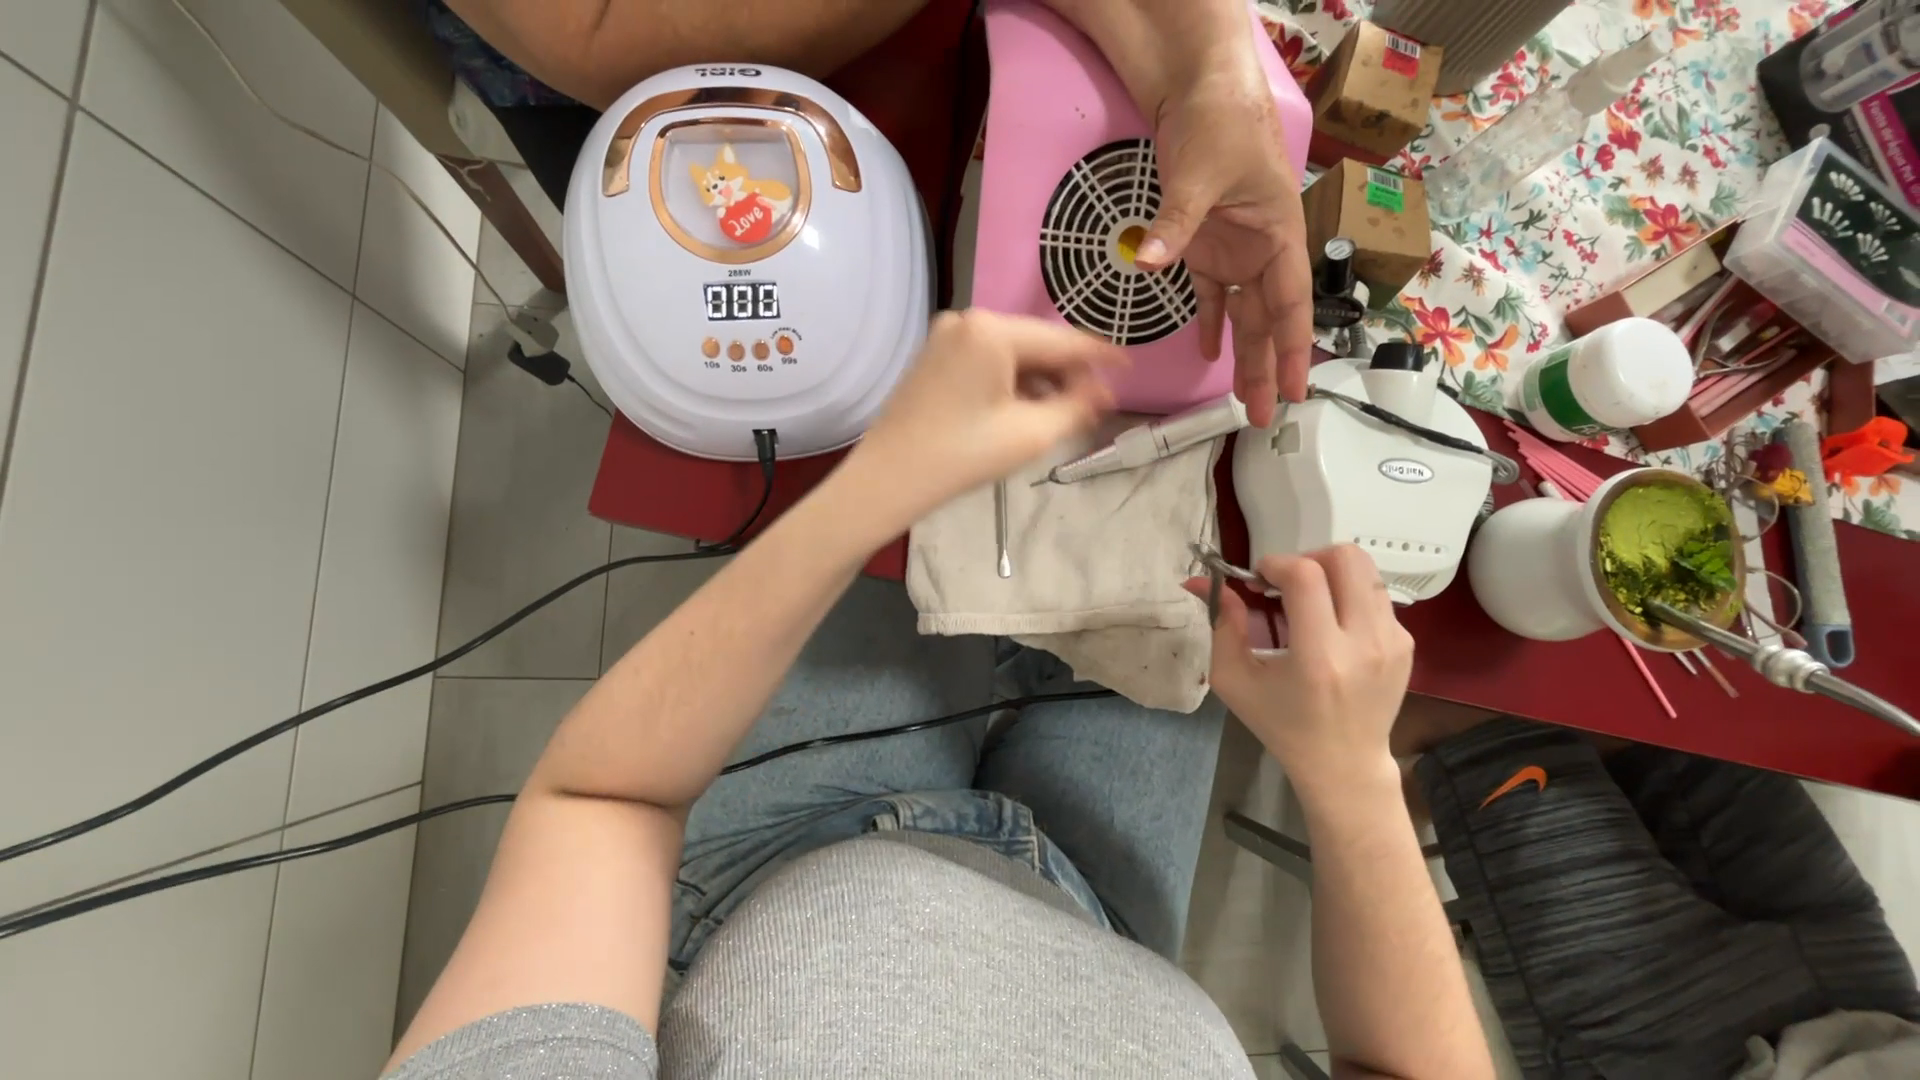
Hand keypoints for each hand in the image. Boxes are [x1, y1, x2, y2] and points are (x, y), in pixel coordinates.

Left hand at [846, 309, 1124, 526]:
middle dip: (1067, 375)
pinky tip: (1025, 411)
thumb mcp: (1030, 435)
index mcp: (992, 330)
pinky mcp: (934, 358)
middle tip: (1095, 407)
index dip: (1101, 356)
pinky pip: (988, 363)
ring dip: (1040, 381)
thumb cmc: (961, 456)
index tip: (1130, 366)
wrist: (888, 479)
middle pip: (1036, 344)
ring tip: (1063, 415)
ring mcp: (946, 337)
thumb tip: (1104, 393)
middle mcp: (968, 320)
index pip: (1062, 341)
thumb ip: (1076, 407)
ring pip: (1013, 354)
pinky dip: (1012, 383)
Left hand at [1136, 64, 1312, 426]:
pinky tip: (1210, 355)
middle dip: (1267, 368)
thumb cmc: (1220, 122)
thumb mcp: (1199, 173)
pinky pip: (1213, 298)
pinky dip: (1212, 325)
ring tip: (1242, 398)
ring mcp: (1235, 253)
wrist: (1200, 91)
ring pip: (1243, 316)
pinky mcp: (1207, 250)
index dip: (1294, 350)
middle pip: (1268, 321)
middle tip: (1266, 414)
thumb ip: (1176, 223)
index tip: (1298, 389)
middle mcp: (1263, 251)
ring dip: (1242, 356)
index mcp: (1280, 236)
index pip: (1291, 305)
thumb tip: (1151, 261)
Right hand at [1186, 547, 1412, 793]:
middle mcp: (1364, 643)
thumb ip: (1222, 625)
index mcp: (1319, 656)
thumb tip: (1200, 582)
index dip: (1276, 563)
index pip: (1306, 577)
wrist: (1343, 763)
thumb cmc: (1281, 724)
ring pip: (1365, 571)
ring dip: (1331, 574)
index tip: (1259, 577)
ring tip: (1310, 600)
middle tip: (1288, 582)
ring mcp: (1393, 641)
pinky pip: (1376, 595)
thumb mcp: (1235, 680)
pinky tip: (1332, 622)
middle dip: (1309, 557)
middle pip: (1346, 558)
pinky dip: (1349, 595)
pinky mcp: (1407, 643)